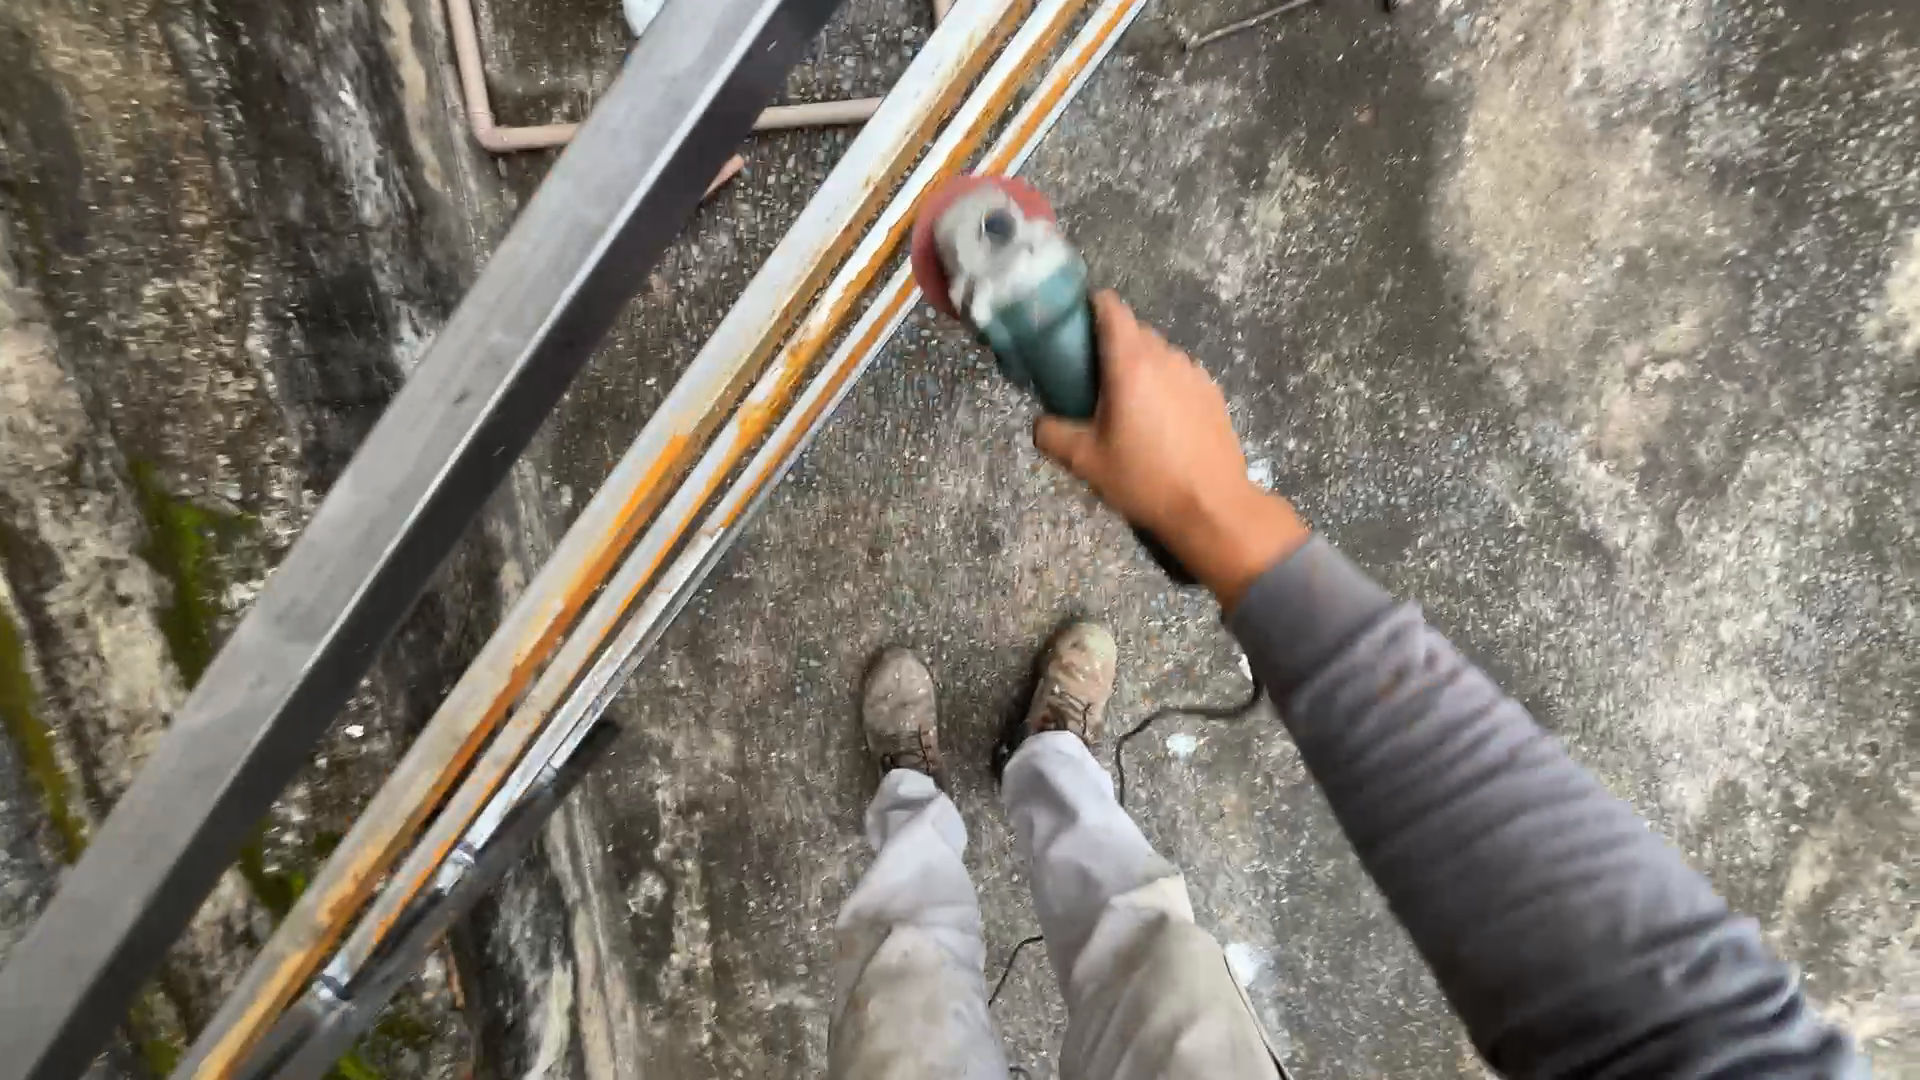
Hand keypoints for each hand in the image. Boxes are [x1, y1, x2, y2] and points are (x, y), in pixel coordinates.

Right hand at [1034, 291, 1309, 607]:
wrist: (1210, 506)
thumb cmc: (1144, 479)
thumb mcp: (1085, 462)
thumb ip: (1052, 435)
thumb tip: (1041, 424)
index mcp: (1131, 364)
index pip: (1111, 308)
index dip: (1090, 307)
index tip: (1074, 327)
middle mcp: (1166, 357)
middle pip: (1134, 331)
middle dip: (1111, 347)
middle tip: (1091, 381)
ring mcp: (1194, 373)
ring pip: (1159, 354)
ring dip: (1139, 368)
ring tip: (1128, 407)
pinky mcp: (1212, 393)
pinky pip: (1180, 375)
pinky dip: (1164, 386)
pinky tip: (1160, 423)